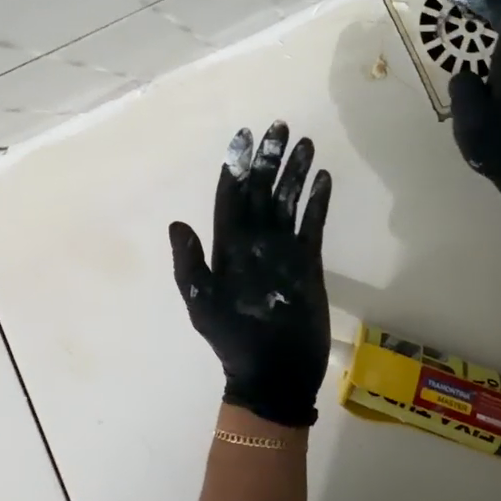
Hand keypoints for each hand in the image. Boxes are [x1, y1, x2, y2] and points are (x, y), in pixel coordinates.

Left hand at [169, 121, 332, 427]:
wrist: (273, 374)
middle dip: (271, 158)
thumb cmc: (233, 340)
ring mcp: (282, 248)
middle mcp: (255, 239)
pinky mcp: (307, 260)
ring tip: (307, 144)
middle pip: (262, 189)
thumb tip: (177, 223)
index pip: (232, 194)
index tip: (245, 135)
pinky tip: (324, 178)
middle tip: (282, 127)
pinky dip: (317, 201)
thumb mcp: (203, 303)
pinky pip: (312, 222)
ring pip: (289, 199)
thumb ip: (191, 264)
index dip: (237, 164)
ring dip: (296, 172)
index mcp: (228, 245)